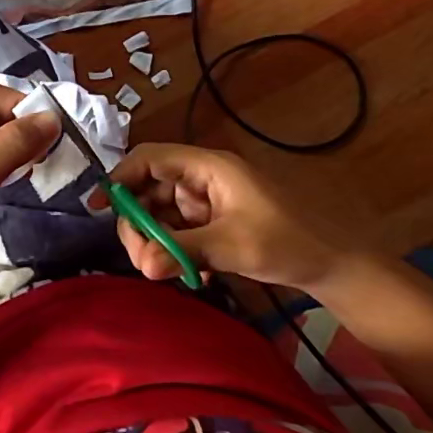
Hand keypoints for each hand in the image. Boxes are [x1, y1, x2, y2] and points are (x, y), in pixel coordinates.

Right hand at [104, 144, 340, 289]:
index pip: (150, 160)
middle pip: (149, 189)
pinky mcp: (214, 222)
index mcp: (208, 167)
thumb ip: (182, 251)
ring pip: (161, 212)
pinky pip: (178, 230)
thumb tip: (142, 265)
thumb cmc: (288, 242)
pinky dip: (173, 249)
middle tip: (142, 258)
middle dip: (138, 222)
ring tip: (163, 270)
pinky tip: (186, 272)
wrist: (334, 264)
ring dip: (155, 240)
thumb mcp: (233, 246)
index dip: (119, 179)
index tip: (98, 207)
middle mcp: (202, 178)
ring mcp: (208, 201)